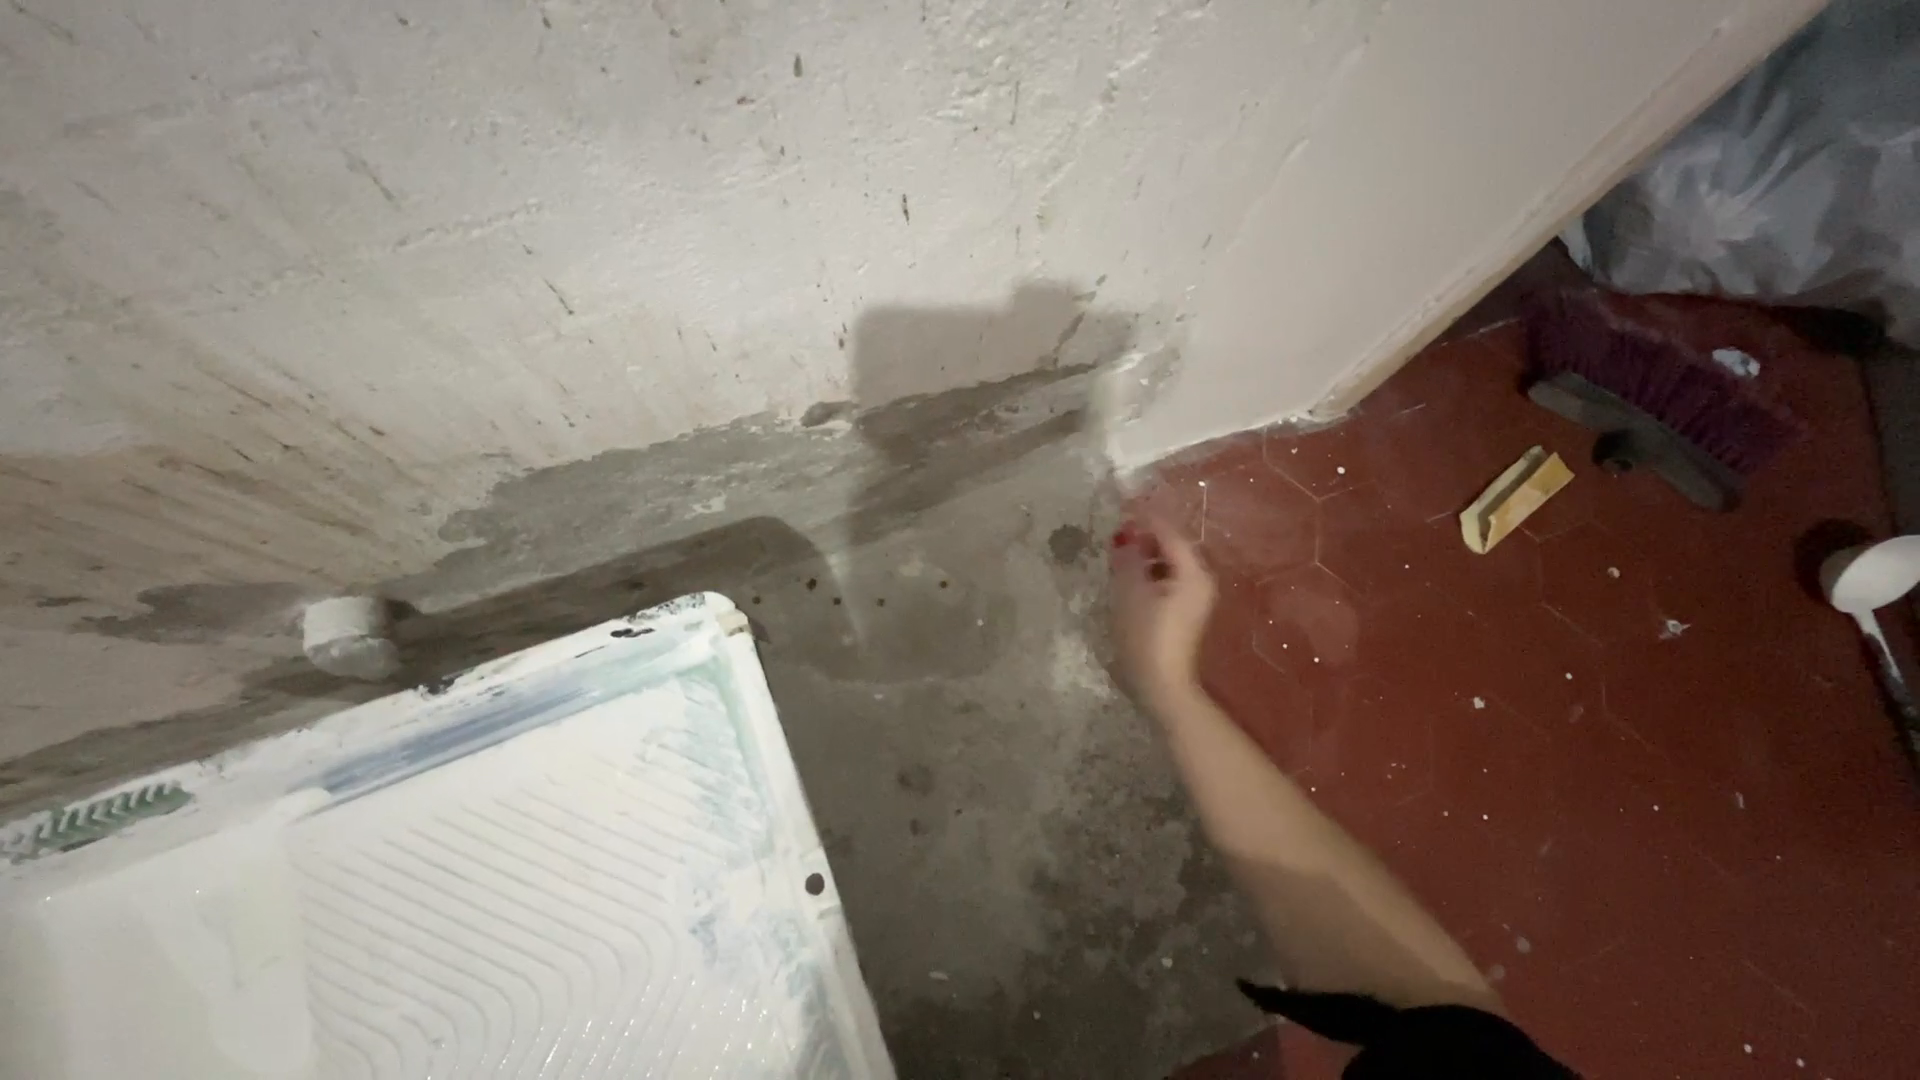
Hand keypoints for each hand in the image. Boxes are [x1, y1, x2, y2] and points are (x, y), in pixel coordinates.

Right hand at [1109, 513, 1215, 705]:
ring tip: (1119, 553)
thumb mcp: (1130, 592)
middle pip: (1172, 547)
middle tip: (1118, 530)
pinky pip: (1167, 580)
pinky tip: (1129, 577)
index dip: (1145, 518)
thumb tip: (1126, 535)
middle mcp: (1200, 580)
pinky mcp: (1184, 612)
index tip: (1123, 505)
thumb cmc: (1145, 636)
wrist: (1161, 685)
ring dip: (1146, 555)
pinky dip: (1150, 573)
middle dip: (1146, 536)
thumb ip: (1129, 558)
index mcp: (1192, 572)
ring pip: (1169, 564)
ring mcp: (1194, 598)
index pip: (1169, 533)